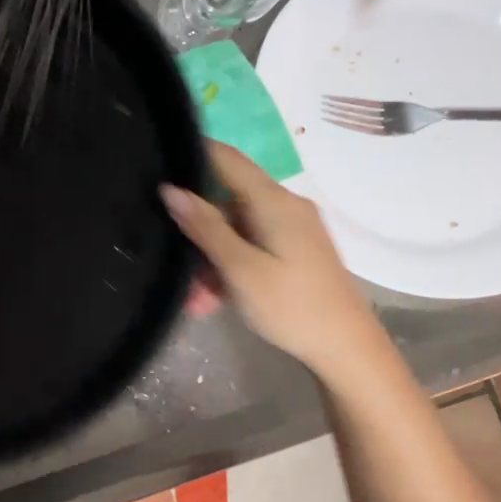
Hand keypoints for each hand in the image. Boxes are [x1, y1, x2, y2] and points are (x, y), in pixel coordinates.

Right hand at [161, 142, 388, 376]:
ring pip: (233, 230)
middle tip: (166, 261)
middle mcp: (284, 207)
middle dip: (195, 229)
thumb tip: (170, 190)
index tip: (155, 163)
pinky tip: (212, 299)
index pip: (227, 159)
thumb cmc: (291, 306)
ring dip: (207, 259)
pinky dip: (226, 268)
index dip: (192, 155)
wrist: (344, 347)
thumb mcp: (240, 269)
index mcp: (275, 202)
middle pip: (226, 201)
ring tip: (194, 298)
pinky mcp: (291, 250)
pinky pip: (248, 247)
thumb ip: (205, 228)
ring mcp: (290, 229)